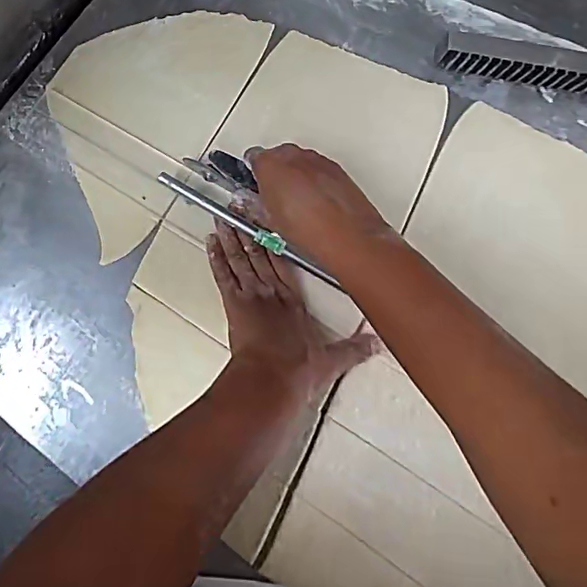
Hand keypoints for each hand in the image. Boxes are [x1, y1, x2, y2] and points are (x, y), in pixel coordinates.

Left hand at [206, 221, 377, 405]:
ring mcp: (251, 294)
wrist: (269, 380)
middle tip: (239, 206)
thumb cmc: (296, 369)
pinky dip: (216, 257)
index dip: (274, 237)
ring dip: (230, 236)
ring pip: (239, 258)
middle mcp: (272, 290)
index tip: (268, 218)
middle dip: (248, 228)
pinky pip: (223, 275)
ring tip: (222, 216)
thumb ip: (353, 349)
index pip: (283, 258)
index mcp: (294, 298)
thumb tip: (376, 344)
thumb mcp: (329, 361)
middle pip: (258, 252)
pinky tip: (211, 241)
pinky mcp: (234, 305)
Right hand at [245, 143, 398, 269]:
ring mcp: (317, 160)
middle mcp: (294, 155)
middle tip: (276, 194)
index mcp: (270, 164)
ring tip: (300, 202)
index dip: (254, 171)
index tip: (255, 181)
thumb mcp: (270, 220)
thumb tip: (259, 200)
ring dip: (298, 174)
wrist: (347, 236)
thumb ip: (259, 201)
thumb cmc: (311, 230)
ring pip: (300, 160)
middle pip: (278, 155)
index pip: (254, 157)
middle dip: (276, 171)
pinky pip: (319, 168)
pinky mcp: (336, 168)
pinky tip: (318, 202)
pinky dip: (316, 179)